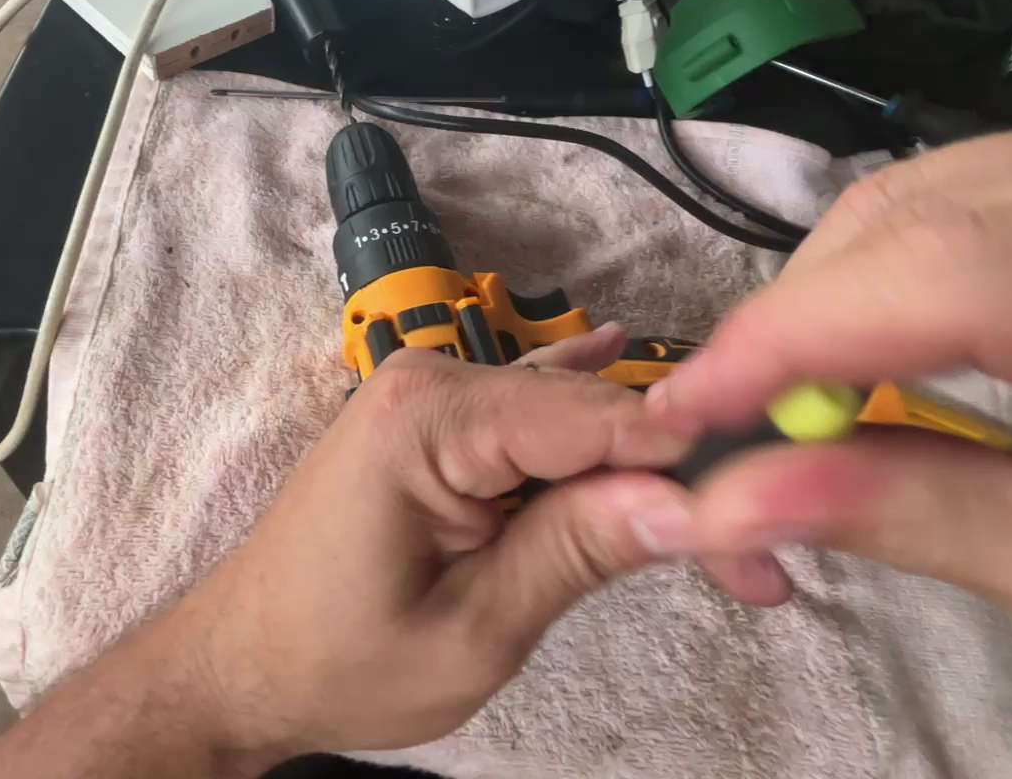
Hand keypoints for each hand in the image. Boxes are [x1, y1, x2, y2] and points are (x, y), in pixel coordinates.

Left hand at [140, 325, 744, 765]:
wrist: (247, 654)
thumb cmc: (342, 657)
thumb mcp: (474, 629)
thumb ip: (577, 550)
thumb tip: (688, 502)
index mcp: (429, 419)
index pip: (589, 418)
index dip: (682, 463)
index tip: (764, 522)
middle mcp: (428, 380)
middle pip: (581, 413)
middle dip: (666, 478)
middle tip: (754, 560)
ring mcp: (424, 392)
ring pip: (559, 412)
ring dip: (631, 465)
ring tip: (710, 527)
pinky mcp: (426, 417)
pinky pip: (518, 406)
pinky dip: (577, 420)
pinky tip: (620, 353)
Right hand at [646, 93, 1011, 725]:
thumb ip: (932, 523)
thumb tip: (729, 498)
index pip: (970, 273)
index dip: (798, 336)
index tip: (687, 414)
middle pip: (918, 220)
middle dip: (791, 327)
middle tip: (732, 426)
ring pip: (912, 193)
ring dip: (820, 297)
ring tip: (801, 391)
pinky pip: (946, 187)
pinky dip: (869, 267)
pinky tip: (874, 332)